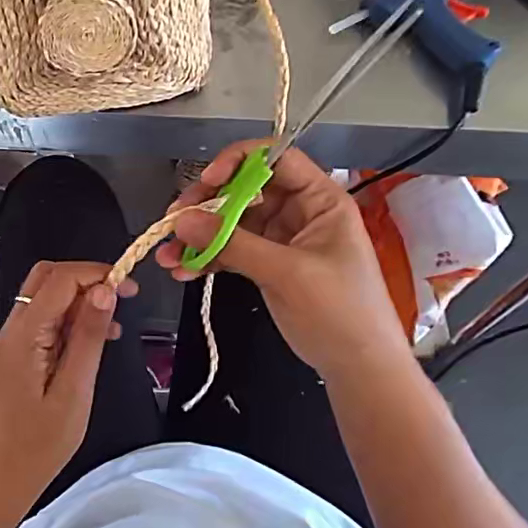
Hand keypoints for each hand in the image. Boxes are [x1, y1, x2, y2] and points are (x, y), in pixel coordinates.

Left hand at [0, 262, 134, 527]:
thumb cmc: (40, 443)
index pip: (60, 279)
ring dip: (82, 296)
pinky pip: (48, 318)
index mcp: (25, 333)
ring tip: (117, 320)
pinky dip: (74, 316)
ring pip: (48, 295)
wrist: (3, 478)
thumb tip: (105, 289)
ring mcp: (17, 338)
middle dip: (87, 277)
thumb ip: (88, 336)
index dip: (96, 273)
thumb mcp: (74, 390)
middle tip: (123, 295)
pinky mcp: (23, 351)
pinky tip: (100, 337)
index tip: (130, 287)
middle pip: (48, 277)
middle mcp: (16, 326)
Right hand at [154, 141, 409, 381]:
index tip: (207, 181)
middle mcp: (298, 212)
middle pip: (245, 190)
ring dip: (199, 236)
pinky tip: (182, 271)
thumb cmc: (340, 312)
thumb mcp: (288, 273)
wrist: (358, 367)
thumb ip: (234, 244)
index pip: (276, 159)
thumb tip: (183, 221)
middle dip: (207, 205)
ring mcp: (280, 239)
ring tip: (168, 254)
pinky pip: (230, 251)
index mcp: (319, 200)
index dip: (239, 162)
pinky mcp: (266, 265)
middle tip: (174, 221)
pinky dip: (206, 259)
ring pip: (231, 223)